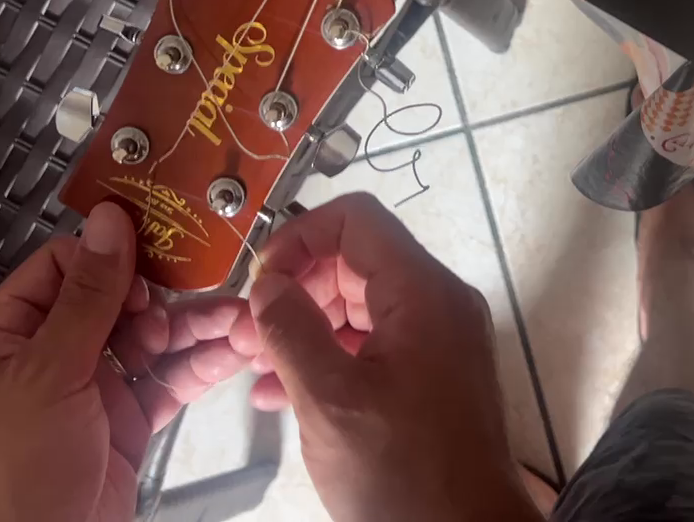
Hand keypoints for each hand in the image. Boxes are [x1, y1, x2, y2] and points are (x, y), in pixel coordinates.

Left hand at [0, 202, 251, 521]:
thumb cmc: (15, 475)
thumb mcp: (47, 375)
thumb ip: (87, 295)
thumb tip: (108, 216)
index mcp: (8, 337)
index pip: (62, 268)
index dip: (105, 263)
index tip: (142, 275)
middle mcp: (50, 355)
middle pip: (117, 299)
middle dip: (161, 298)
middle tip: (184, 312)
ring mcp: (92, 390)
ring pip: (151, 338)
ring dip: (195, 328)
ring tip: (240, 321)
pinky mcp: (127, 421)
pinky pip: (168, 379)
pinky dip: (201, 365)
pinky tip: (236, 350)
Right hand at [238, 193, 542, 521]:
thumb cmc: (403, 474)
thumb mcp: (331, 402)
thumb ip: (292, 331)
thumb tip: (266, 284)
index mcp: (422, 289)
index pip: (356, 219)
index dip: (301, 236)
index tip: (262, 278)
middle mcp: (439, 298)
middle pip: (357, 259)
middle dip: (299, 287)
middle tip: (251, 333)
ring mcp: (441, 334)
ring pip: (363, 301)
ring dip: (309, 324)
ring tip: (259, 366)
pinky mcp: (436, 369)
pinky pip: (378, 339)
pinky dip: (335, 352)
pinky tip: (287, 390)